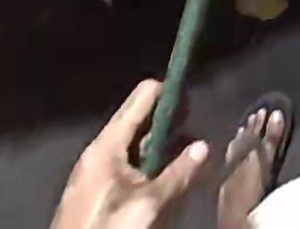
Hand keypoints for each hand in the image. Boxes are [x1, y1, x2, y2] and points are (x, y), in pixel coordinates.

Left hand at [50, 80, 208, 228]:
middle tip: (194, 139)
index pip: (145, 94)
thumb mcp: (147, 204)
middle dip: (172, 125)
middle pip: (143, 119)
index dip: (171, 94)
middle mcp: (99, 152)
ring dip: (164, 149)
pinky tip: (167, 182)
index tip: (193, 108)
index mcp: (107, 145)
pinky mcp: (96, 195)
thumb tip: (204, 146)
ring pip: (139, 145)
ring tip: (188, 161)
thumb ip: (179, 171)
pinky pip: (130, 166)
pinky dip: (151, 166)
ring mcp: (95, 174)